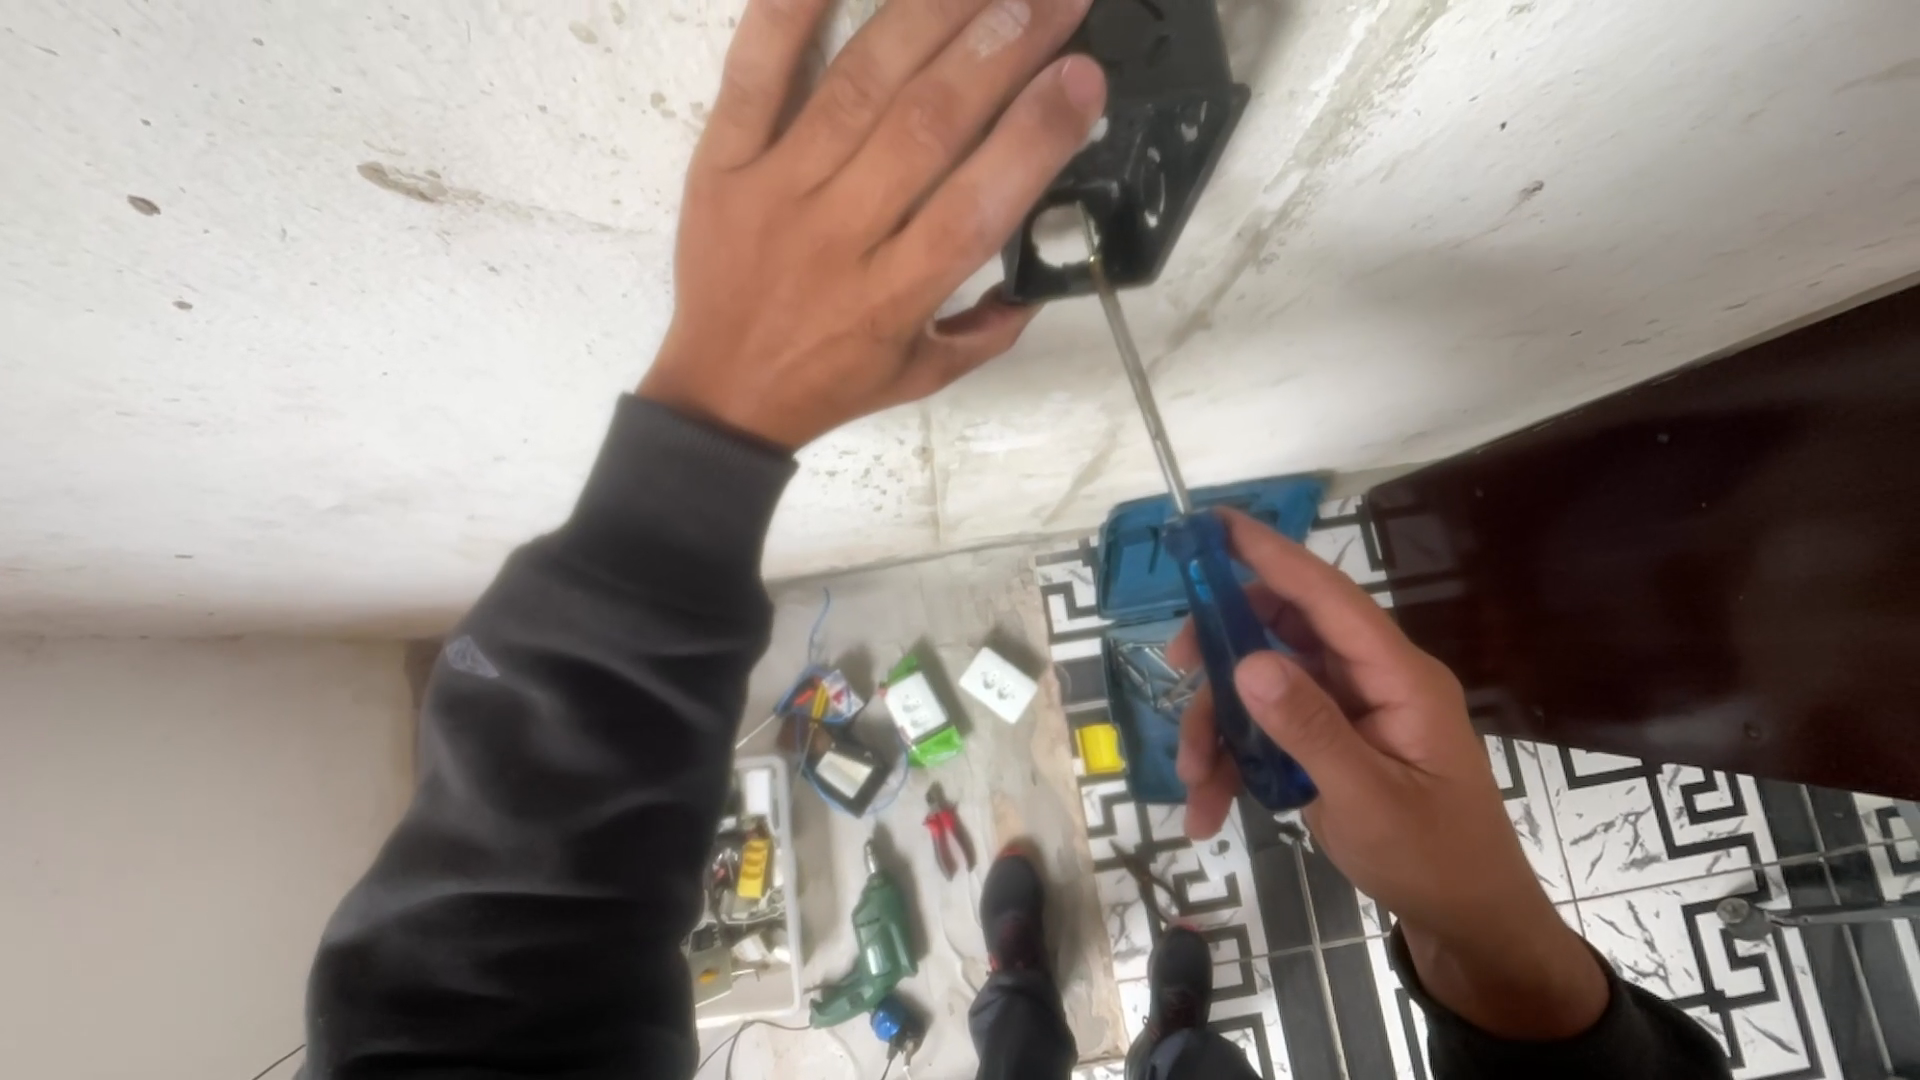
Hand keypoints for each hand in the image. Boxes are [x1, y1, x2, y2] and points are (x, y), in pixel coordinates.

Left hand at [637, 0, 1106, 448]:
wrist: (722, 393)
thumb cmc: (830, 384)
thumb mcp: (922, 376)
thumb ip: (987, 335)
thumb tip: (1037, 282)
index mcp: (893, 298)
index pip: (975, 208)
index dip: (1034, 138)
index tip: (1084, 79)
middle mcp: (838, 236)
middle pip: (927, 126)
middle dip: (1001, 47)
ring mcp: (775, 190)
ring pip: (860, 84)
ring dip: (931, 13)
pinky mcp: (722, 161)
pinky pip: (755, 69)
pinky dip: (793, 5)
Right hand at [1170, 509, 1608, 1039]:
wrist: (1466, 923)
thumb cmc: (1434, 860)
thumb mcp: (1368, 799)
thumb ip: (1309, 728)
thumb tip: (1245, 661)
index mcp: (1396, 676)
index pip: (1327, 596)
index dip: (1271, 553)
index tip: (1216, 523)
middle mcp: (1366, 677)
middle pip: (1279, 632)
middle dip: (1221, 651)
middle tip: (1176, 666)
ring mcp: (1342, 707)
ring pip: (1259, 685)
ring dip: (1217, 726)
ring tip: (1194, 781)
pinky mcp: (1323, 738)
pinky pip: (1263, 728)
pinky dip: (1231, 761)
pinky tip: (1209, 807)